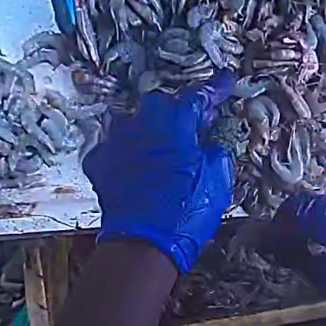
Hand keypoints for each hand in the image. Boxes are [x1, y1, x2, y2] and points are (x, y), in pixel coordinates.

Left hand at [83, 76, 233, 272]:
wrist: (143, 243)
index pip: (197, 97)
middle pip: (160, 105)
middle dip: (177, 110)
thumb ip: (215, 152)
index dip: (214, 89)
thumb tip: (210, 146)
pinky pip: (112, 149)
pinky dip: (125, 153)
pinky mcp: (101, 165)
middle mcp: (141, 126)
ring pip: (132, 123)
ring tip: (161, 143)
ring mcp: (116, 144)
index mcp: (174, 123)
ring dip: (148, 129)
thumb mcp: (217, 180)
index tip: (225, 82)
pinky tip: (134, 163)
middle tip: (193, 123)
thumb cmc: (184, 212)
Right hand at [271, 192, 325, 311]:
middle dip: (292, 219)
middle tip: (285, 240)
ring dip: (311, 217)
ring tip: (308, 240)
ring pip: (325, 202)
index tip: (270, 239)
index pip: (294, 209)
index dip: (278, 223)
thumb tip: (273, 247)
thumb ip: (297, 258)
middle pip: (307, 202)